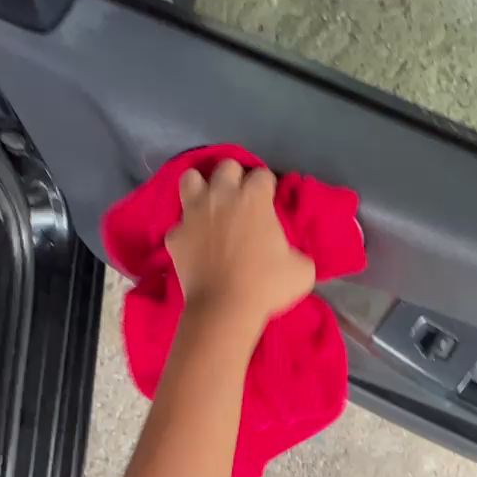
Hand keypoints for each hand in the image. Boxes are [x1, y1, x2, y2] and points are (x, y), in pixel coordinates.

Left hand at [166, 159, 316, 328]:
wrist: (224, 310)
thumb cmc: (266, 286)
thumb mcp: (301, 269)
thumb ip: (297, 251)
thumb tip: (293, 254)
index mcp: (253, 198)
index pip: (262, 175)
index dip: (267, 189)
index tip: (269, 204)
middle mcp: (221, 196)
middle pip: (226, 166)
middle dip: (234, 179)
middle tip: (239, 202)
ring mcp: (193, 214)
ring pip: (190, 179)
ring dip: (200, 189)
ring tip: (208, 207)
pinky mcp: (175, 236)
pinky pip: (178, 226)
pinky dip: (185, 234)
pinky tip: (193, 246)